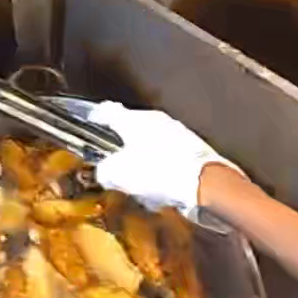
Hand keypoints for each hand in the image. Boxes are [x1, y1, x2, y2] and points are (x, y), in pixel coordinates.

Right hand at [90, 103, 243, 217]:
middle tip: (112, 160)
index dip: (94, 117)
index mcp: (133, 120)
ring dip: (142, 155)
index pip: (107, 111)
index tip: (88, 121)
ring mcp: (176, 131)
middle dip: (120, 143)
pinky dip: (161, 165)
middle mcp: (155, 119)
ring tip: (139, 180)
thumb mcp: (121, 176)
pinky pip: (168, 153)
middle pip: (129, 126)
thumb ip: (105, 171)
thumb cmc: (160, 173)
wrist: (209, 185)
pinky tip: (161, 186)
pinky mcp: (193, 148)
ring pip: (150, 141)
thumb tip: (104, 171)